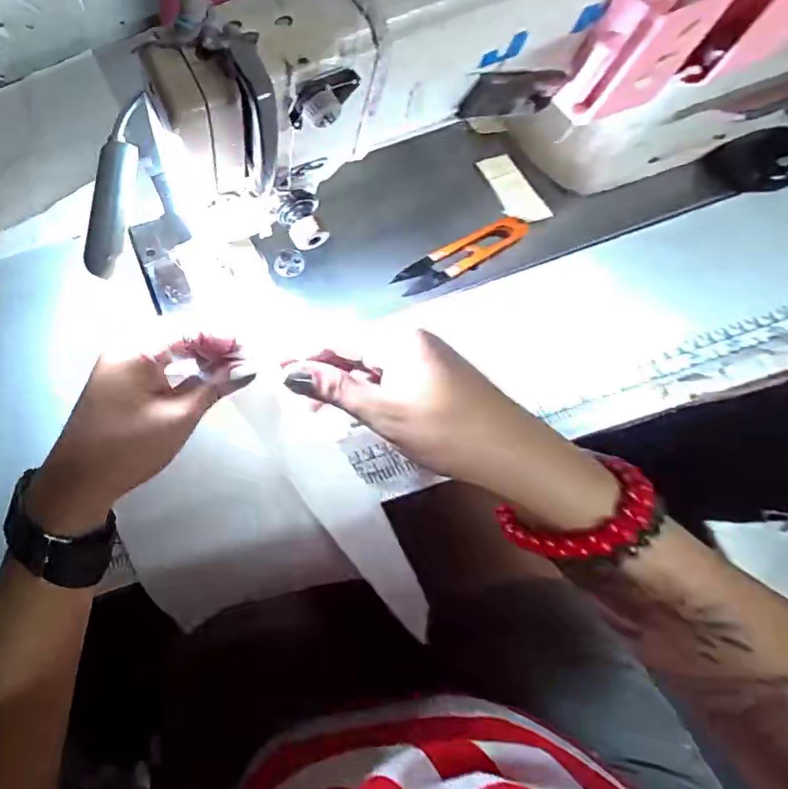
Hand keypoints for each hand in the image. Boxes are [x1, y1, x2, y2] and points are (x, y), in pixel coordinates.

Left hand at [28, 329, 255, 532]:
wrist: (78, 482)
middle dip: (217, 343)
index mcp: (137, 346)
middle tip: (249, 362)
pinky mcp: (122, 373)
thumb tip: (249, 368)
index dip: (226, 337)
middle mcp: (127, 342)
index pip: (191, 326)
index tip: (255, 354)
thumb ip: (214, 386)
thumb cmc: (128, 449)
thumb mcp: (178, 417)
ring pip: (172, 343)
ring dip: (203, 353)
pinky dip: (185, 363)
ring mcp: (122, 357)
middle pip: (182, 329)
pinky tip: (206, 375)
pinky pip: (160, 357)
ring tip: (234, 369)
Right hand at [283, 330, 619, 528]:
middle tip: (295, 399)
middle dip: (321, 370)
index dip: (302, 351)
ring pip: (369, 364)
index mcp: (396, 337)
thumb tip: (291, 372)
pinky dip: (366, 391)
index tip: (273, 368)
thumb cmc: (445, 431)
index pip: (336, 335)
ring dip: (342, 384)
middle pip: (352, 347)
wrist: (514, 454)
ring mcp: (424, 356)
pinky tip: (354, 411)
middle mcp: (409, 337)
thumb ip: (335, 388)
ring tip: (319, 412)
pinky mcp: (434, 375)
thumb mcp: (383, 412)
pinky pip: (388, 375)